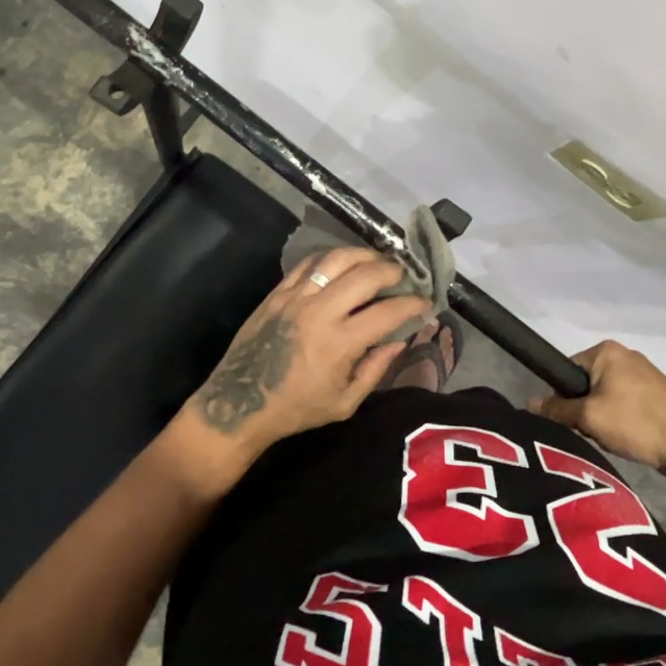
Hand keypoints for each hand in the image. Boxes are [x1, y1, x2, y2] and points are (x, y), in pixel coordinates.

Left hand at [178, 247, 430, 470]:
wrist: (240, 403)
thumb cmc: (296, 409)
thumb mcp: (345, 403)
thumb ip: (375, 369)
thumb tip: (399, 341)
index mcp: (340, 343)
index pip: (387, 312)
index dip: (413, 304)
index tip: (425, 303)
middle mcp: (319, 312)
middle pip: (365, 275)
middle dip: (392, 271)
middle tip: (404, 276)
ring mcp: (295, 298)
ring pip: (335, 259)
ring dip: (363, 255)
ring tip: (377, 261)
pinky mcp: (277, 293)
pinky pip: (308, 264)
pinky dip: (330, 258)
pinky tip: (343, 263)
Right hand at [529, 340, 665, 485]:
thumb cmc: (636, 423)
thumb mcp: (588, 417)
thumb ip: (556, 409)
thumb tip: (529, 402)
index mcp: (606, 351)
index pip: (566, 369)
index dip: (561, 396)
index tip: (568, 420)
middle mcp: (625, 354)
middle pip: (586, 382)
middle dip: (584, 408)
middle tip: (591, 431)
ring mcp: (646, 373)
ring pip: (606, 396)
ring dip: (603, 417)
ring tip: (613, 438)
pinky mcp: (660, 393)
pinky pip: (627, 403)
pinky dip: (623, 420)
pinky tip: (631, 438)